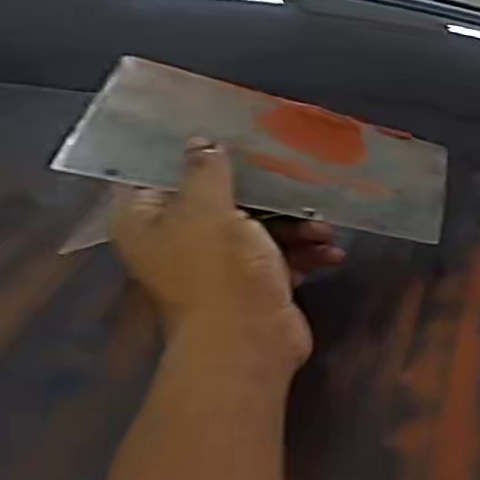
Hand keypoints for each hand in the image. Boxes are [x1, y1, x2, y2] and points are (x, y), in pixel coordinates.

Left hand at [111, 137, 344, 374]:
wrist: (249, 341)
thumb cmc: (219, 271)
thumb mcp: (210, 211)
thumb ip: (207, 171)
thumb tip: (202, 141)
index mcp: (147, 218)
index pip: (164, 174)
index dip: (196, 155)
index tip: (234, 139)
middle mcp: (180, 238)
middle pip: (223, 202)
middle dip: (267, 198)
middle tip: (298, 184)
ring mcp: (221, 264)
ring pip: (260, 231)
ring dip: (297, 229)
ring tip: (326, 230)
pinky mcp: (258, 284)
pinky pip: (283, 259)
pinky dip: (307, 254)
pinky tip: (332, 253)